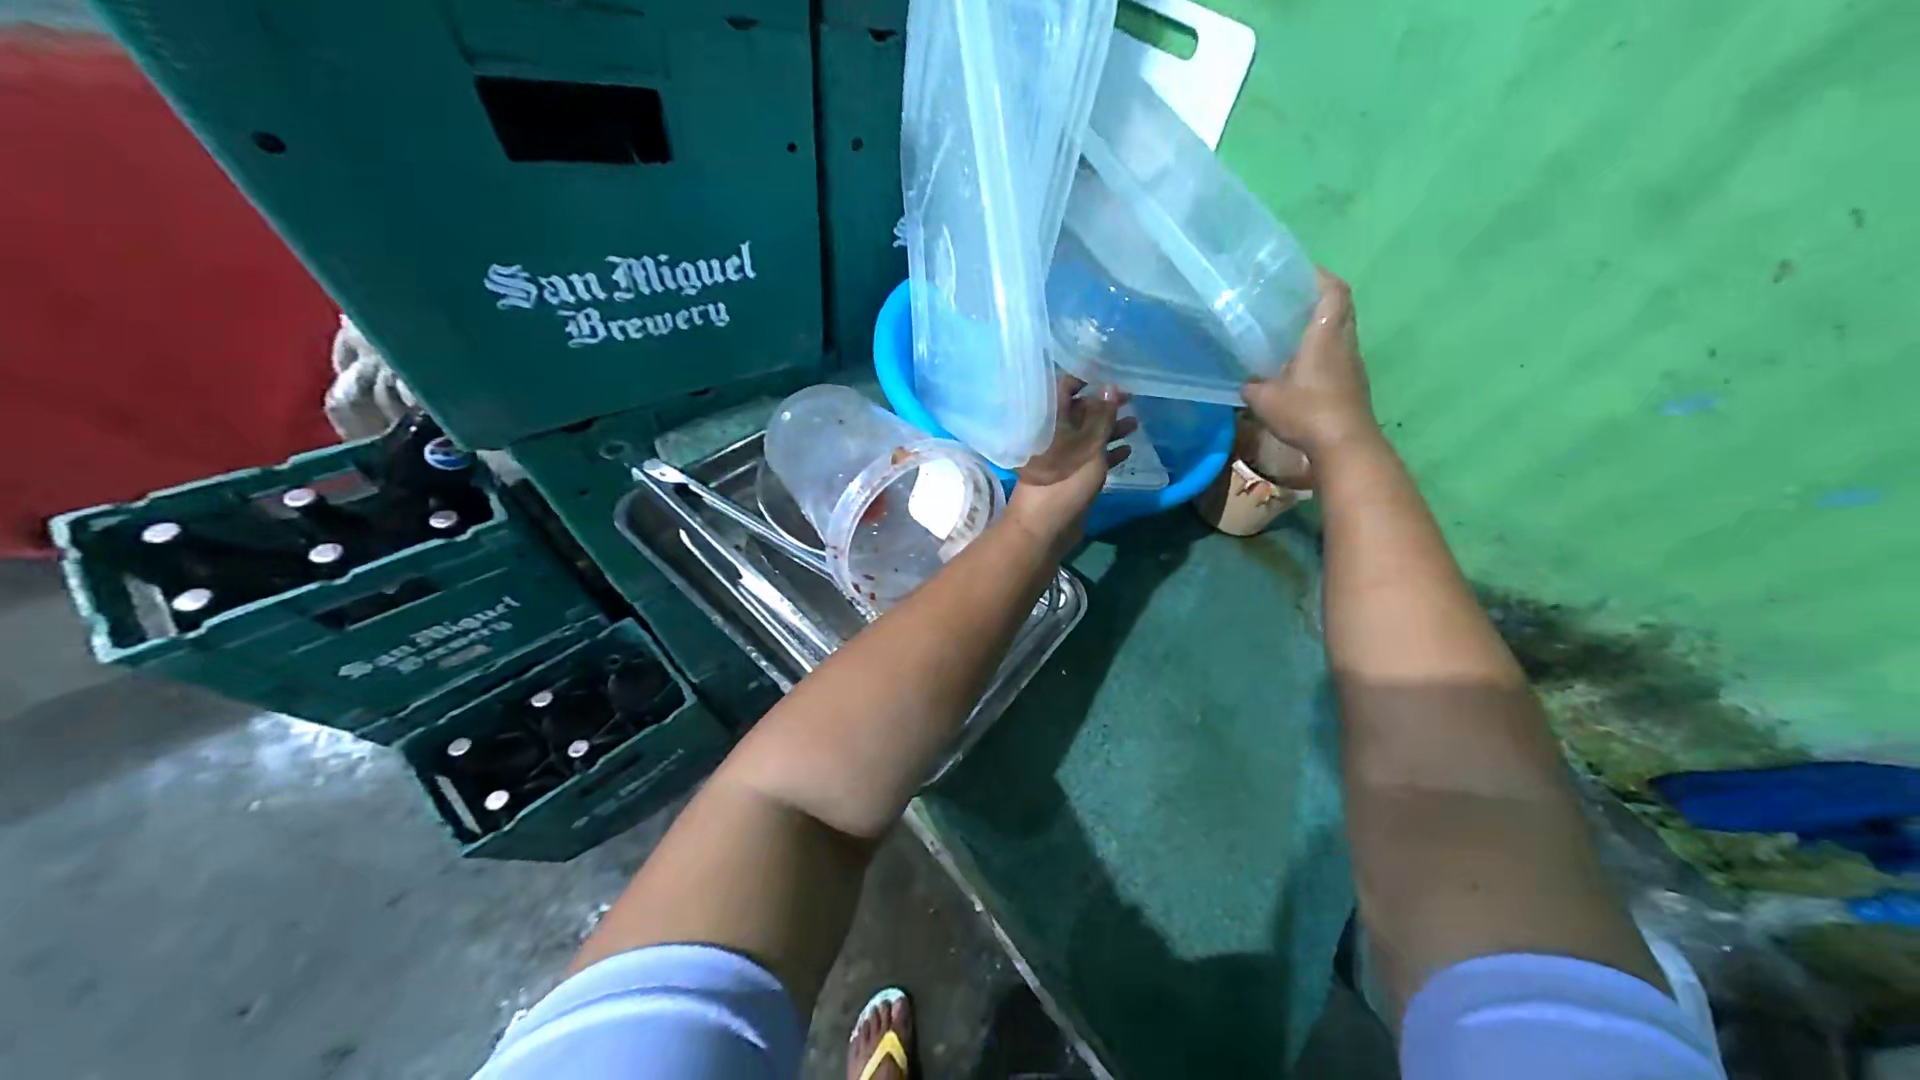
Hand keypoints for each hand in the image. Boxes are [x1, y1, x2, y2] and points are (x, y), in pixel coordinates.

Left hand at [1006, 376, 1135, 546]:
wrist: (1045, 527)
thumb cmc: (1065, 480)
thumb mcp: (1089, 445)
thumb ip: (1101, 416)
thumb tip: (1111, 387)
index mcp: (1049, 420)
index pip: (1065, 388)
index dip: (1087, 380)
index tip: (1112, 375)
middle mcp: (1053, 434)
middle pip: (1079, 412)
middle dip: (1104, 406)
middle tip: (1131, 399)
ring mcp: (1061, 455)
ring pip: (1087, 435)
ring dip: (1110, 429)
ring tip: (1135, 424)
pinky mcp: (1070, 475)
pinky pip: (1090, 458)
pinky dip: (1107, 453)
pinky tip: (1127, 450)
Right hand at [1242, 268, 1379, 462]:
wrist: (1344, 444)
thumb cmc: (1306, 411)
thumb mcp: (1265, 399)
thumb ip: (1252, 385)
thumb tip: (1245, 382)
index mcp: (1325, 336)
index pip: (1333, 292)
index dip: (1321, 277)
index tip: (1300, 273)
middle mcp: (1344, 344)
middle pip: (1341, 309)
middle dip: (1320, 300)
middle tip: (1291, 301)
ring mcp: (1352, 365)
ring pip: (1340, 334)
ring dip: (1321, 328)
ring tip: (1290, 333)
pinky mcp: (1352, 385)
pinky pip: (1337, 357)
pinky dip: (1322, 352)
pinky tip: (1299, 366)